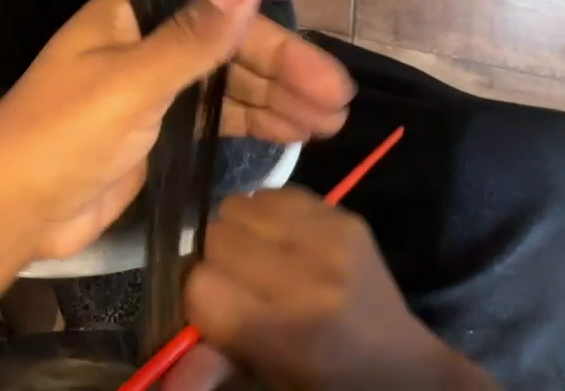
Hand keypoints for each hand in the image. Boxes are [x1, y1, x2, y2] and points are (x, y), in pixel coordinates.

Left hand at [0, 0, 354, 259]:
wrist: (14, 209)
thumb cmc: (61, 133)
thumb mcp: (131, 83)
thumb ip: (191, 36)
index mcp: (129, 12)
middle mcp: (144, 40)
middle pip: (226, 40)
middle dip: (282, 61)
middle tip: (339, 95)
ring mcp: (152, 87)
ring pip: (227, 80)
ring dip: (277, 94)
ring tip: (331, 119)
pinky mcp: (157, 130)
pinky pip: (216, 115)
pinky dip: (254, 120)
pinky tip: (294, 132)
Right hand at [173, 188, 490, 389]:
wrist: (404, 370)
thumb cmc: (325, 384)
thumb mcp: (267, 383)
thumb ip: (212, 365)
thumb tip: (160, 374)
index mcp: (288, 336)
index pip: (199, 286)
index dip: (198, 297)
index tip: (215, 312)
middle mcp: (308, 281)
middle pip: (214, 238)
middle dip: (214, 260)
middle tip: (239, 286)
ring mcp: (329, 240)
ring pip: (236, 206)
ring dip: (237, 232)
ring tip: (261, 261)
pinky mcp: (342, 215)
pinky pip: (271, 193)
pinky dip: (266, 215)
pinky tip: (285, 243)